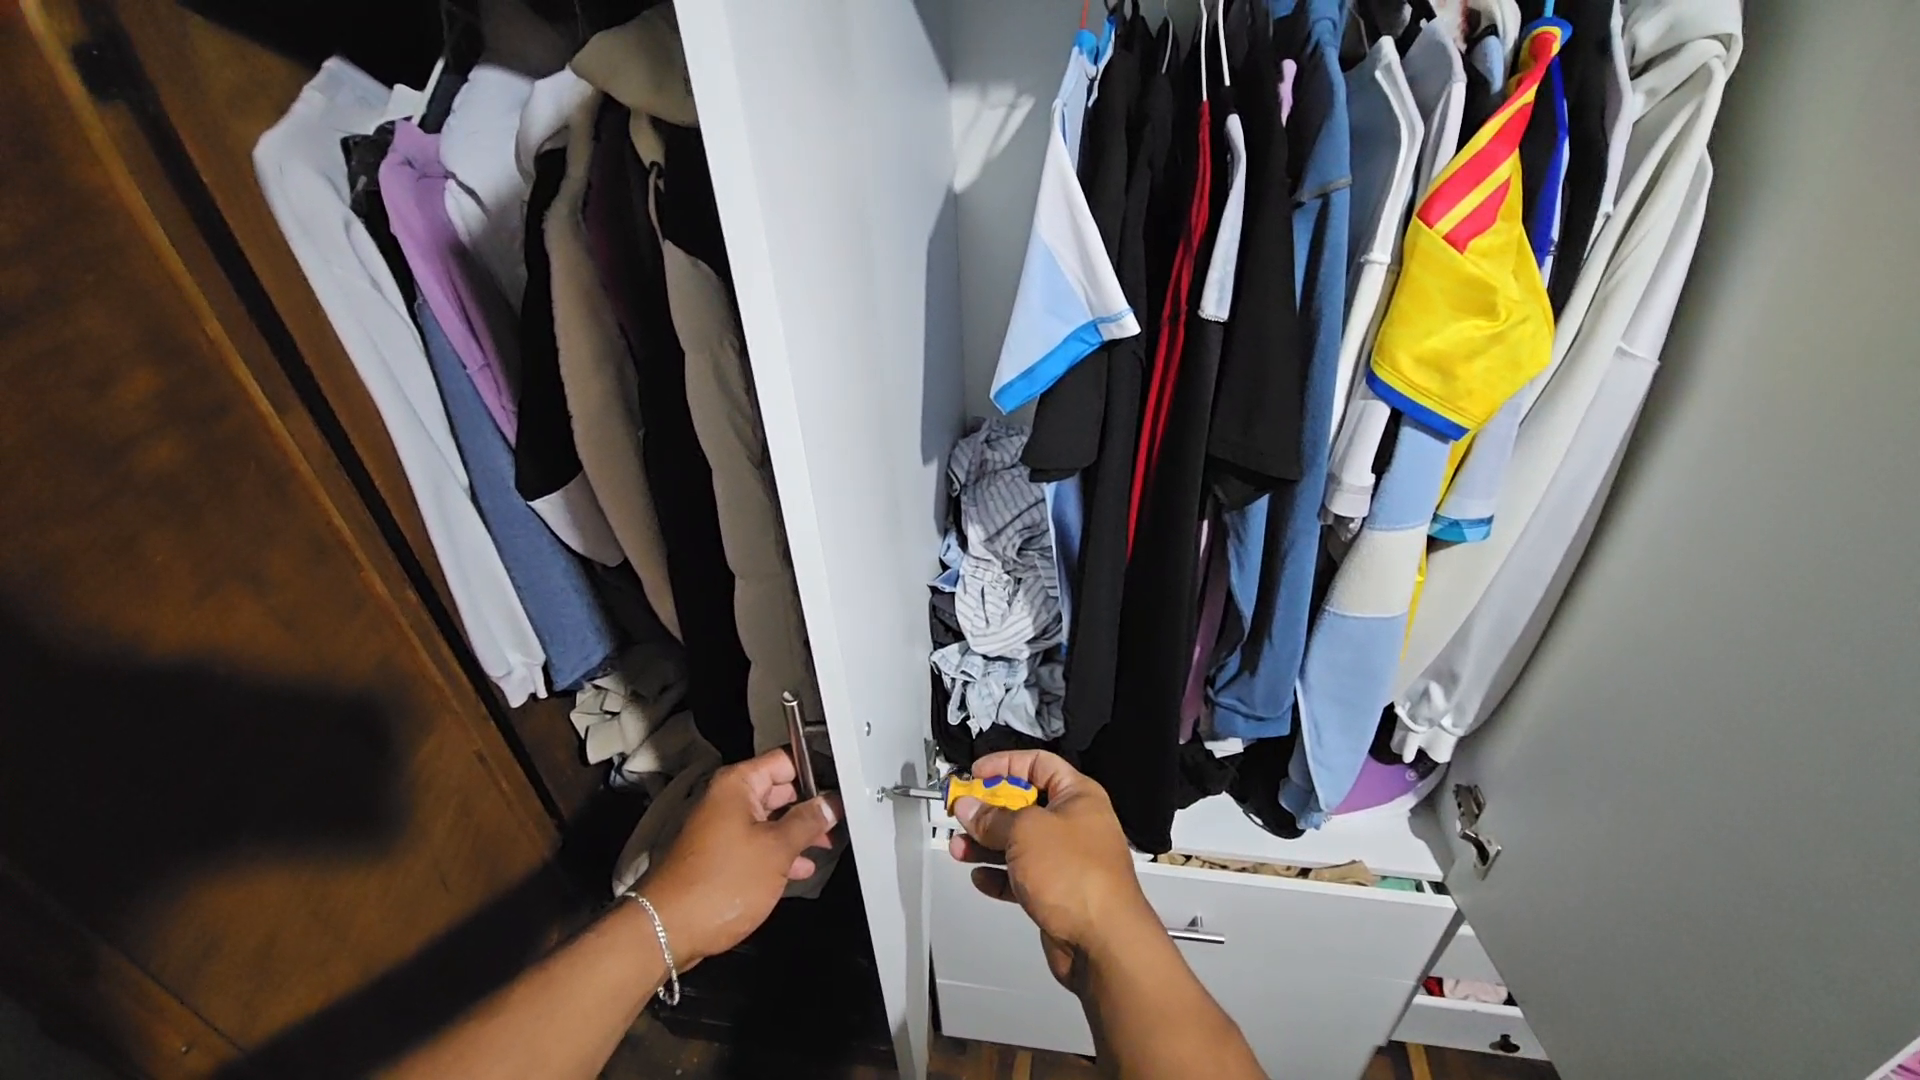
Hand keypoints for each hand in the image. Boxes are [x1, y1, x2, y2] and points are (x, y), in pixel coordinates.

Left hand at [637, 746, 842, 967]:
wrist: (669, 930)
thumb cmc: (719, 884)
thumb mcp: (777, 849)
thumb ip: (808, 823)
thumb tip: (829, 804)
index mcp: (738, 785)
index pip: (785, 761)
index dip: (815, 772)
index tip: (839, 788)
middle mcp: (727, 800)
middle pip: (779, 789)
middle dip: (808, 805)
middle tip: (837, 818)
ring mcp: (721, 828)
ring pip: (770, 819)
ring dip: (797, 832)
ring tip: (825, 844)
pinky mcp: (719, 856)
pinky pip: (757, 843)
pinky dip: (779, 852)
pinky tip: (800, 867)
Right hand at [947, 751, 1157, 989]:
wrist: (1103, 943)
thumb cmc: (1079, 876)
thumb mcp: (1025, 832)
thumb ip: (992, 817)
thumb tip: (970, 807)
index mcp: (1078, 796)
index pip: (1038, 764)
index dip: (1005, 764)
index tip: (977, 773)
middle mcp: (1074, 824)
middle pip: (1023, 805)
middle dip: (988, 811)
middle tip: (962, 814)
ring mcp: (1067, 860)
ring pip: (1018, 844)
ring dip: (986, 845)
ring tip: (959, 849)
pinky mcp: (1057, 892)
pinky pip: (1021, 877)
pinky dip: (999, 876)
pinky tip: (980, 878)